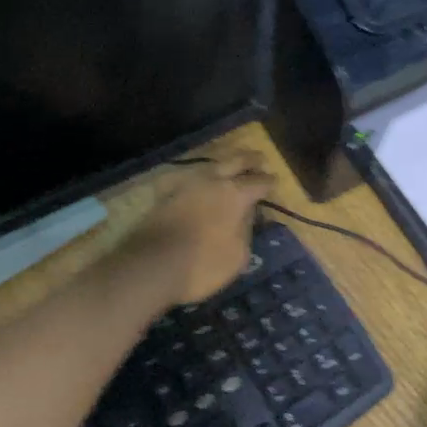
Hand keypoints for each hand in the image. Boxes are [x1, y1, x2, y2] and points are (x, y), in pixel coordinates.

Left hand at [123, 150, 275, 305]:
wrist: (151, 266)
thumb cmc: (202, 265)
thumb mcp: (238, 255)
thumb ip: (246, 230)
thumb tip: (247, 214)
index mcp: (235, 194)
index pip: (259, 182)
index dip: (269, 182)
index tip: (275, 182)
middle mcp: (212, 180)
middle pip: (235, 161)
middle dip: (250, 160)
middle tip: (260, 159)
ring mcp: (185, 183)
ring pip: (210, 164)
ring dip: (224, 164)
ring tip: (231, 168)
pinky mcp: (165, 193)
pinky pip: (187, 176)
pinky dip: (198, 176)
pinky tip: (199, 181)